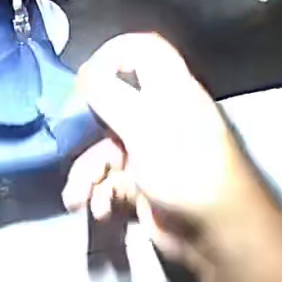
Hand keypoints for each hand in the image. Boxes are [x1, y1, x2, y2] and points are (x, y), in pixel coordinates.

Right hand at [61, 33, 281, 274]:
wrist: (215, 231)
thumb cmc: (185, 168)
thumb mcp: (144, 125)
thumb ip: (110, 95)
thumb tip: (86, 76)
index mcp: (170, 90)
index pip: (143, 50)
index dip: (112, 55)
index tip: (85, 79)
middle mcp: (160, 116)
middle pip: (111, 105)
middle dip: (84, 129)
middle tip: (66, 139)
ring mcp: (151, 152)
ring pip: (104, 150)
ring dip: (85, 175)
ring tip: (77, 198)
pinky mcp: (144, 185)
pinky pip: (110, 181)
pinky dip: (99, 195)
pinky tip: (100, 210)